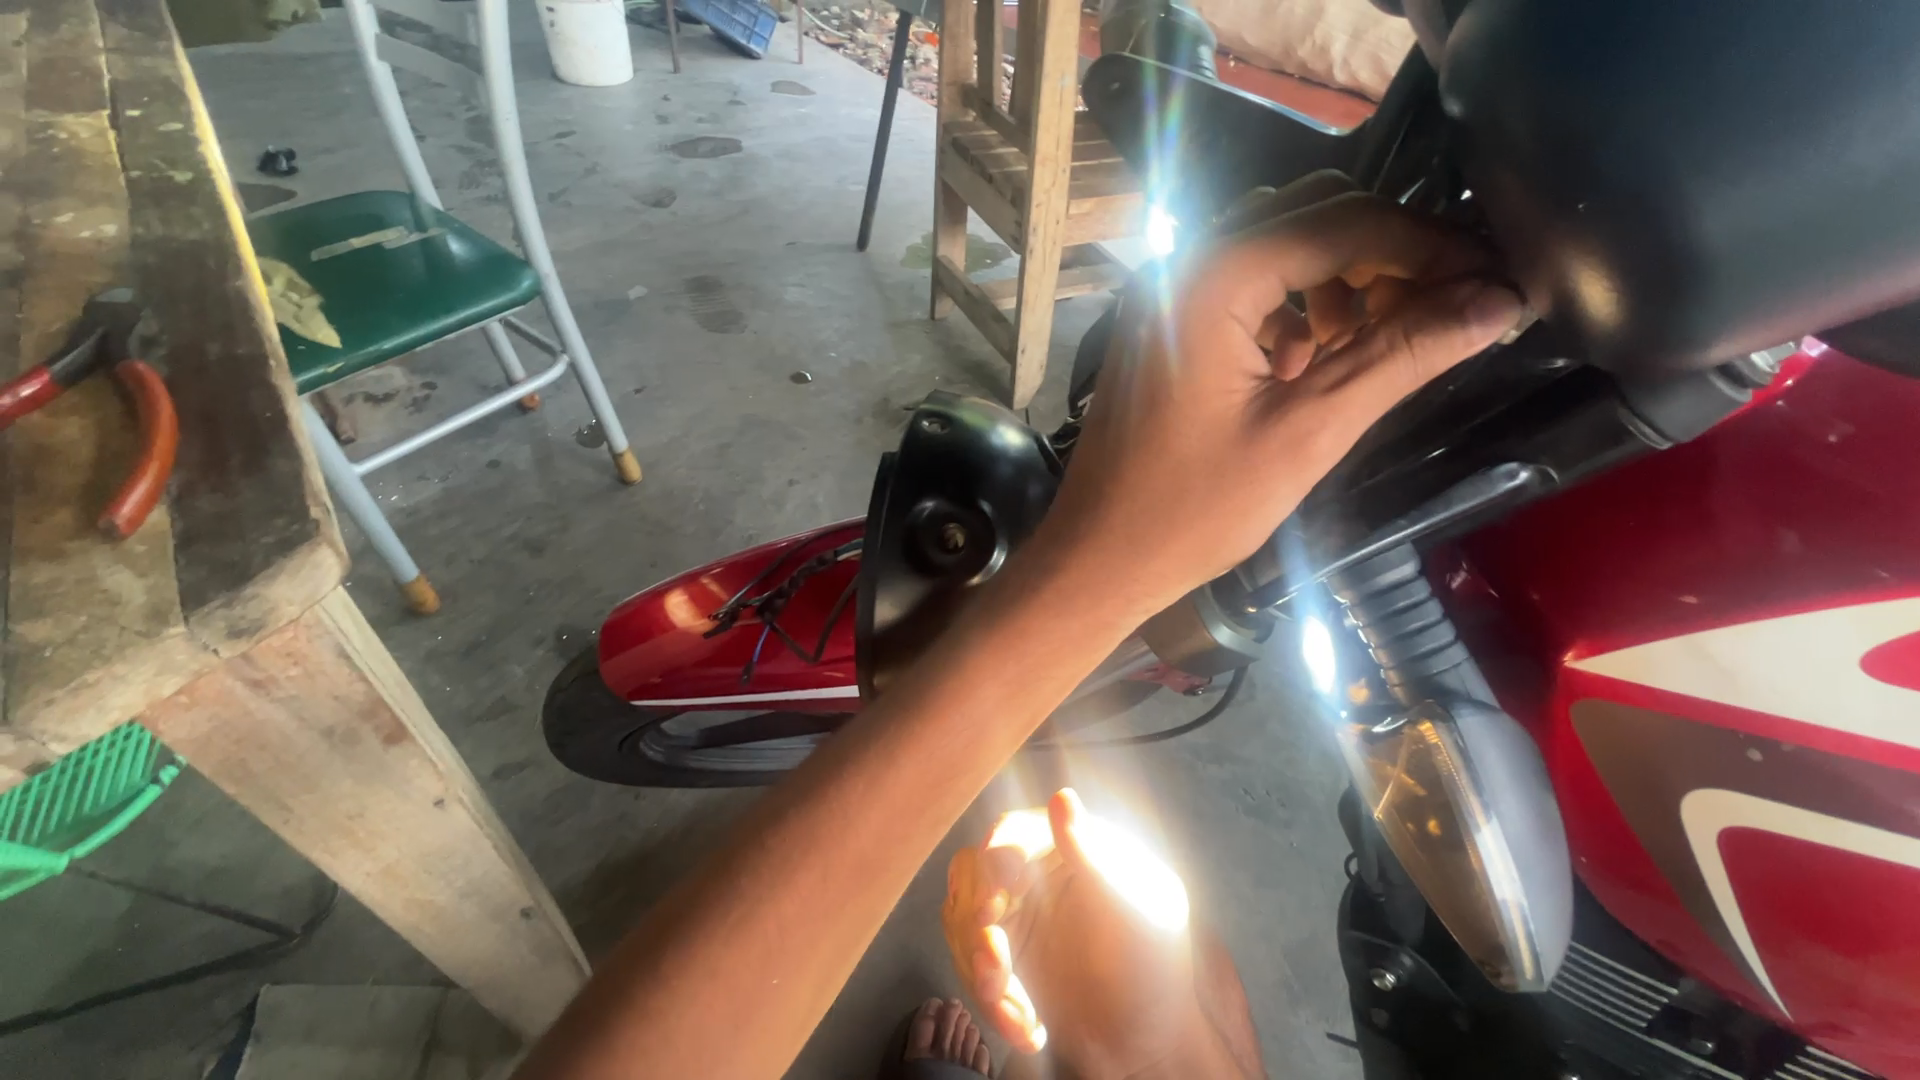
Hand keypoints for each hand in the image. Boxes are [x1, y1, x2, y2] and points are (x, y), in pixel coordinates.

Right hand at [943, 789, 1206, 1079]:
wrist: (1149, 1042)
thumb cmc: (1155, 965)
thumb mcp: (1134, 907)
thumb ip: (1091, 854)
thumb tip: (1062, 796)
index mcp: (1066, 846)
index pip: (1014, 833)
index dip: (999, 856)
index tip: (1002, 891)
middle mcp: (1032, 873)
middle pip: (974, 874)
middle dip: (976, 918)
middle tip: (994, 957)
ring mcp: (1013, 915)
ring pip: (963, 920)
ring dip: (979, 965)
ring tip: (1014, 1008)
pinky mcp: (1002, 956)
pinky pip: (970, 965)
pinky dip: (990, 999)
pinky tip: (1028, 1028)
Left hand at [1027, 174, 1524, 619]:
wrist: (1098, 556)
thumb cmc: (1193, 510)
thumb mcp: (1306, 433)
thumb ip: (1399, 356)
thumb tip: (1498, 300)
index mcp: (1210, 278)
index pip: (1343, 222)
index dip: (1429, 245)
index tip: (1493, 280)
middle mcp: (1180, 266)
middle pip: (1308, 221)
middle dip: (1382, 258)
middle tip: (1440, 310)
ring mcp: (1163, 296)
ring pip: (1274, 252)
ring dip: (1336, 284)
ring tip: (1370, 345)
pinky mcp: (1161, 328)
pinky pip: (1240, 292)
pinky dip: (1288, 312)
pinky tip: (1305, 365)